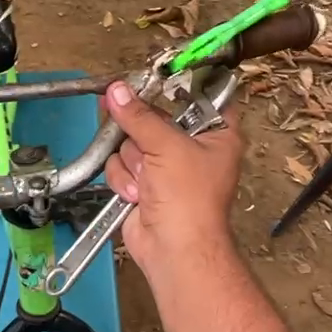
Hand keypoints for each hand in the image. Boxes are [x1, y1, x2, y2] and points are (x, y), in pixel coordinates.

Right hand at [102, 80, 242, 273]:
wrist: (174, 249)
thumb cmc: (187, 196)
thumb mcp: (167, 147)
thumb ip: (139, 116)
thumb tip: (116, 89)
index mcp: (215, 132)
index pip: (198, 96)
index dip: (175, 88)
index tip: (150, 82)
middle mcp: (190, 147)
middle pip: (151, 118)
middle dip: (141, 136)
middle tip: (144, 146)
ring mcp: (163, 166)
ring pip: (130, 142)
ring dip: (132, 164)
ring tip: (145, 183)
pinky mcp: (140, 184)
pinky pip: (120, 165)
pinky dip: (123, 180)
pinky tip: (135, 195)